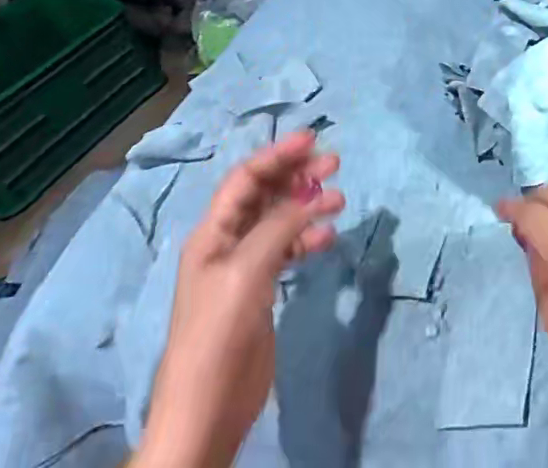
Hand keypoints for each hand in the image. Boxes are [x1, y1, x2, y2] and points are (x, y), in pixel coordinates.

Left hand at [137, 131, 343, 467]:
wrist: (207, 406)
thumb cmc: (218, 332)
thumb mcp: (246, 274)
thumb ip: (276, 230)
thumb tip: (306, 197)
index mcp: (213, 230)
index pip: (246, 178)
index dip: (276, 155)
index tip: (310, 140)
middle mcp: (226, 240)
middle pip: (263, 195)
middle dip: (296, 176)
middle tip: (334, 163)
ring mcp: (244, 266)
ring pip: (278, 222)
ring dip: (306, 206)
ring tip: (339, 197)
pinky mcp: (259, 291)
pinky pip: (286, 252)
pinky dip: (306, 240)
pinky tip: (329, 236)